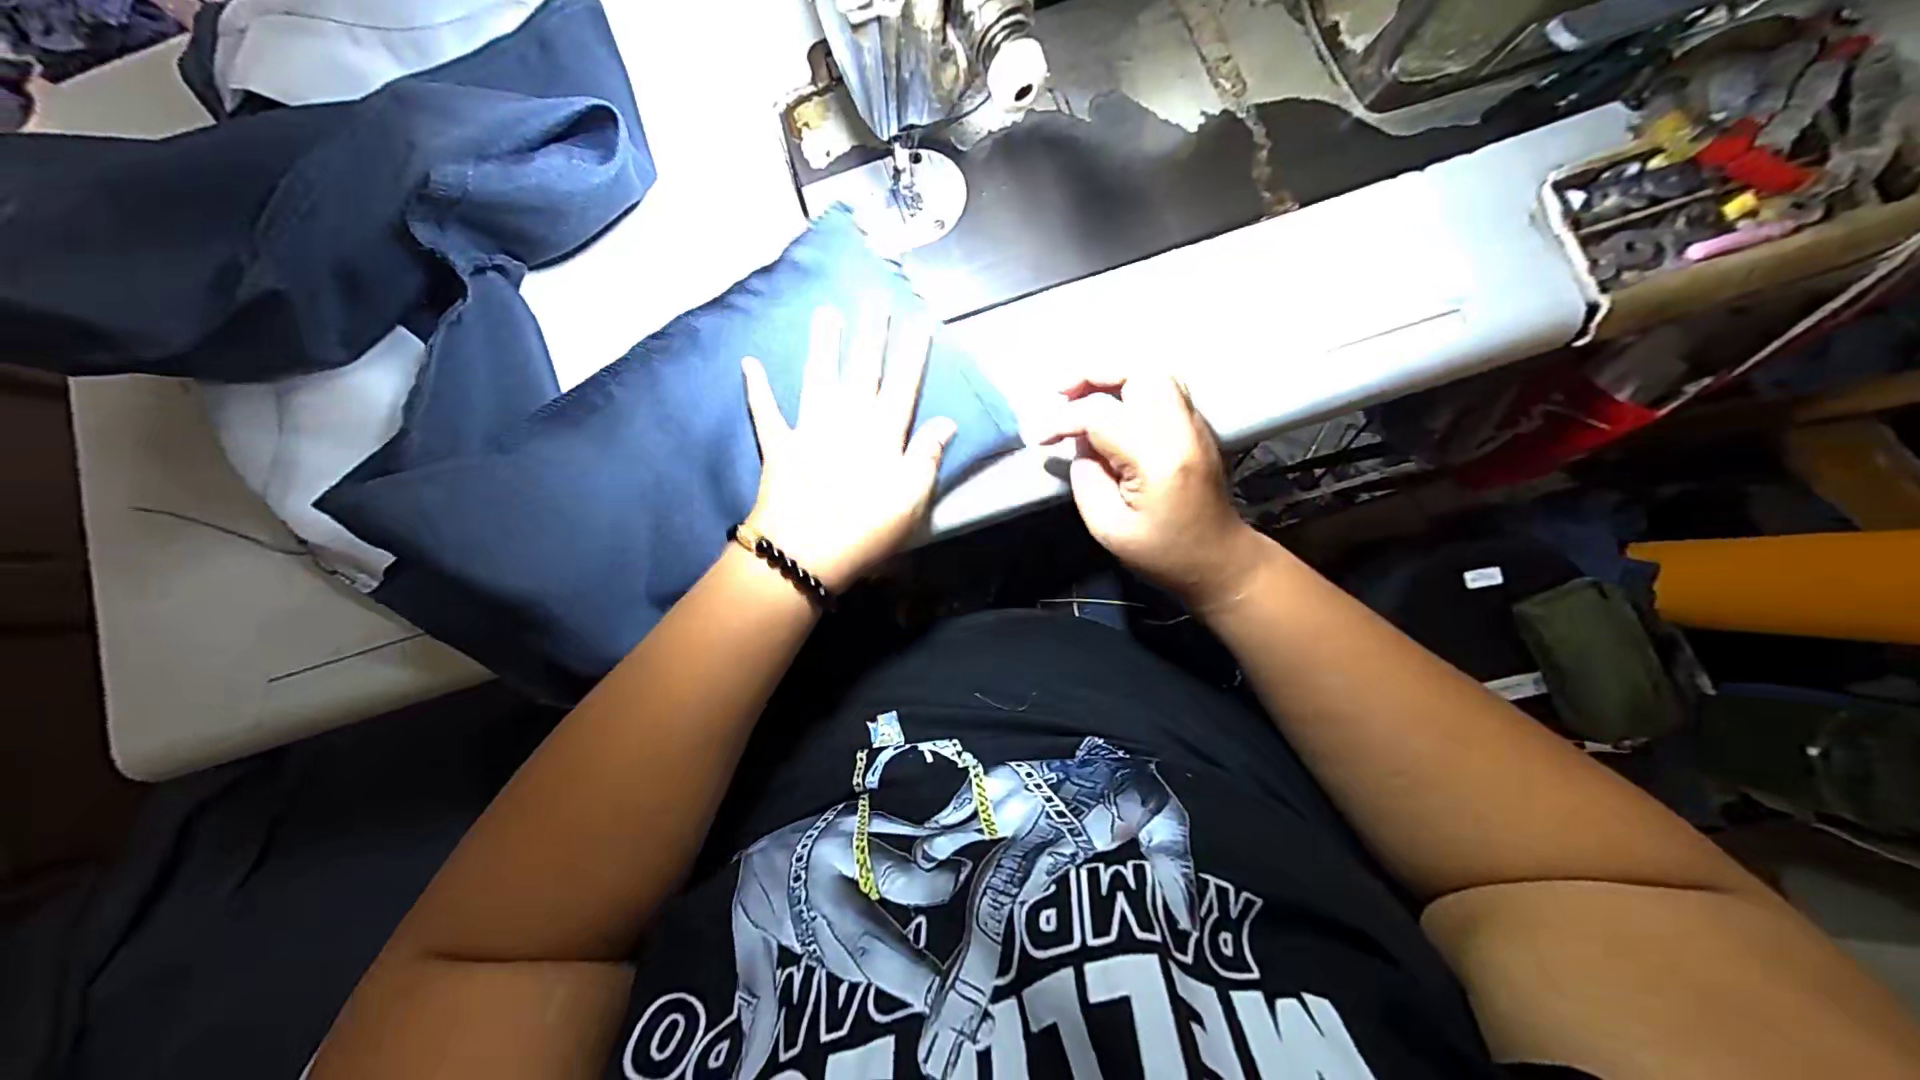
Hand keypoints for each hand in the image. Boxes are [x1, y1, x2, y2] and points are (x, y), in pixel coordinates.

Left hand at [741, 305, 955, 592]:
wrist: (803, 553)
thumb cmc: (866, 529)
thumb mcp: (912, 498)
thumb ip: (928, 456)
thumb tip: (946, 421)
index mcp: (884, 432)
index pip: (903, 383)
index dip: (911, 351)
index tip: (917, 319)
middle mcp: (848, 419)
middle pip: (863, 368)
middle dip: (870, 332)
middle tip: (874, 298)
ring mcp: (810, 428)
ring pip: (819, 376)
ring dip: (823, 343)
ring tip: (826, 311)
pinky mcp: (779, 445)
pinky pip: (766, 411)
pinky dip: (757, 388)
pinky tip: (749, 362)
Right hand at [1038, 369, 1263, 606]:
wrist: (1219, 561)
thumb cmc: (1163, 555)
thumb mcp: (1108, 528)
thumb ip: (1086, 478)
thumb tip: (1080, 442)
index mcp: (1158, 459)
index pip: (1102, 415)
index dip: (1062, 421)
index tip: (1039, 438)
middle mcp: (1182, 430)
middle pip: (1138, 372)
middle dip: (1093, 374)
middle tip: (1062, 392)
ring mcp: (1195, 424)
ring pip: (1155, 373)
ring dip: (1114, 376)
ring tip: (1084, 394)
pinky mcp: (1197, 427)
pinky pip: (1164, 388)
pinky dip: (1132, 386)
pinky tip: (1112, 406)